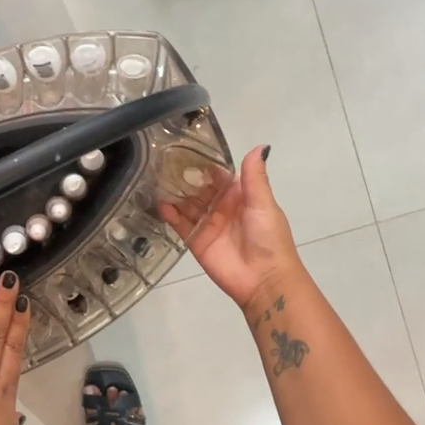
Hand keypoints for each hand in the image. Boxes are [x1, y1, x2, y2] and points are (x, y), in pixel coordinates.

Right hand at [160, 146, 303, 314]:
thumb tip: (260, 145)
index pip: (219, 176)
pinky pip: (181, 225)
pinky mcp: (197, 242)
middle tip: (164, 162)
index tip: (186, 149)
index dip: (205, 165)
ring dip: (175, 194)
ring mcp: (209, 225)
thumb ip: (255, 177)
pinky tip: (161, 203)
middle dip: (185, 178)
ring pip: (188, 205)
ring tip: (156, 178)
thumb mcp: (263, 203)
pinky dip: (171, 215)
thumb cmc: (268, 237)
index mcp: (241, 197)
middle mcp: (223, 208)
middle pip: (200, 189)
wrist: (264, 279)